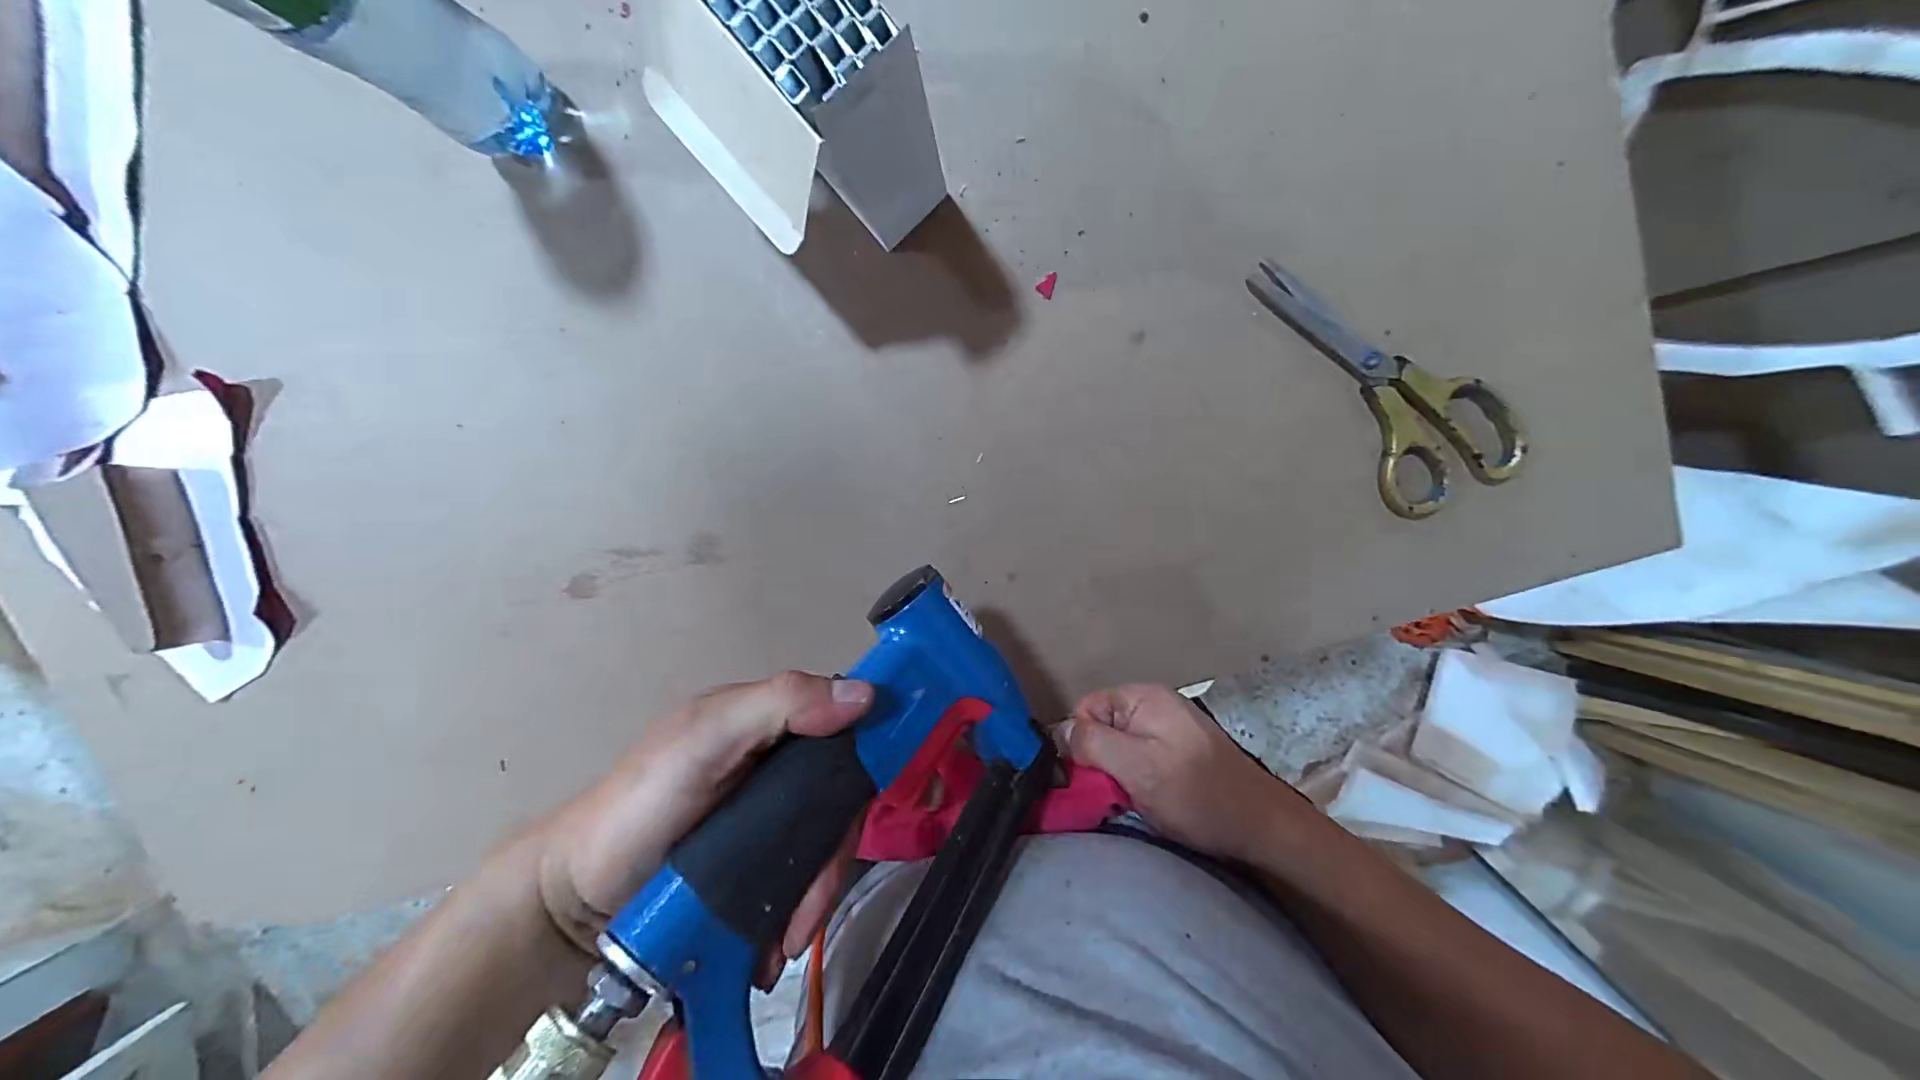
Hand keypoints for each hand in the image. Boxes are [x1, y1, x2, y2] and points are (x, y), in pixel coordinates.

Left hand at [528, 672, 873, 977]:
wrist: (578, 901)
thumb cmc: (643, 800)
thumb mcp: (707, 734)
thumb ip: (781, 703)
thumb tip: (867, 694)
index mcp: (769, 722)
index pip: (844, 721)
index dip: (873, 746)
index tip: (883, 786)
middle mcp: (778, 767)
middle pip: (843, 797)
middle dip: (836, 850)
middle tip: (815, 896)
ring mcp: (770, 820)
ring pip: (825, 846)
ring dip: (817, 893)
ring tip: (787, 938)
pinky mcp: (760, 867)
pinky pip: (801, 883)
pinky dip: (799, 913)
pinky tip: (777, 944)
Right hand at [1056, 684, 1308, 861]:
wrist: (1262, 829)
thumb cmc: (1199, 796)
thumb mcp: (1138, 768)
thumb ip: (1093, 743)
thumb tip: (1058, 731)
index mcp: (1143, 698)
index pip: (1085, 710)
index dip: (1080, 743)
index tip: (1089, 776)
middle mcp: (1153, 707)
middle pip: (1100, 729)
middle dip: (1099, 761)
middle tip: (1111, 793)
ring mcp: (1167, 731)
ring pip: (1117, 749)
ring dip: (1116, 776)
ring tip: (1131, 800)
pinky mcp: (1176, 755)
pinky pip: (1138, 761)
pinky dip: (1135, 782)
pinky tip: (1148, 801)